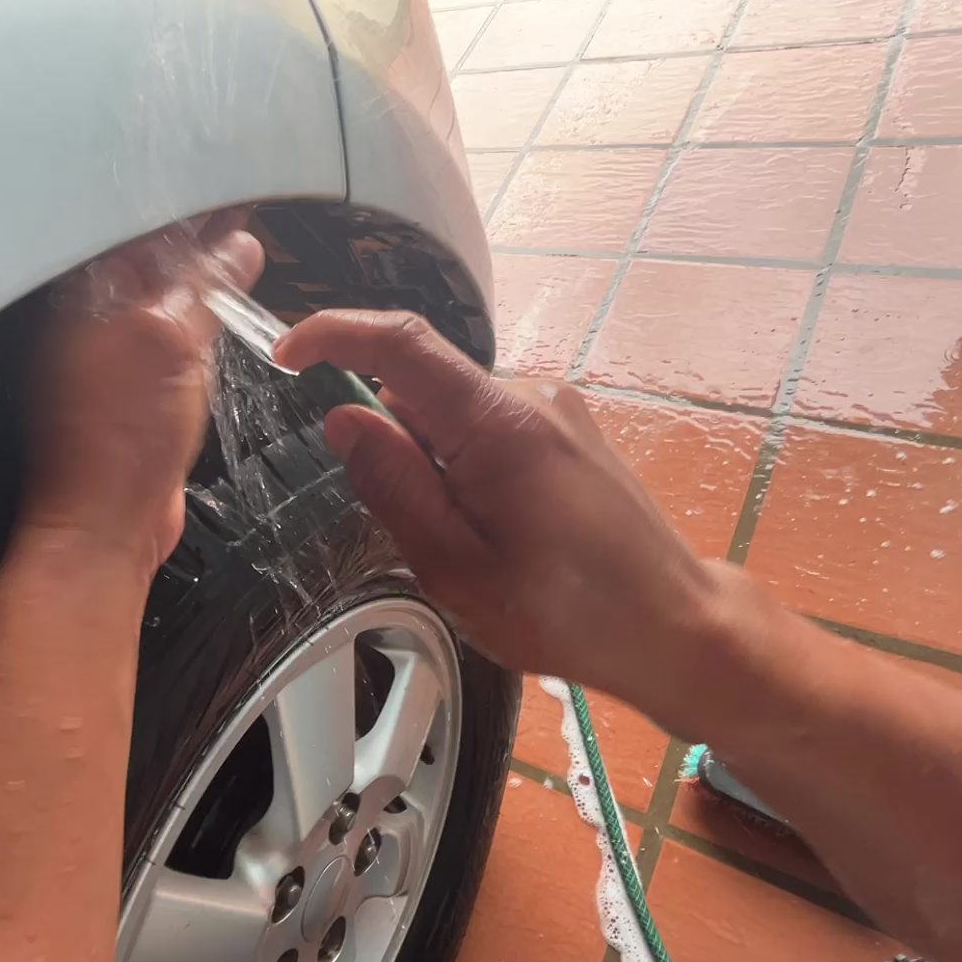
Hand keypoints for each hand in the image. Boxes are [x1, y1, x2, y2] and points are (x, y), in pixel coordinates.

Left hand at [25, 214, 264, 573]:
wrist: (110, 523)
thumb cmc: (120, 441)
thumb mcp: (165, 346)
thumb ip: (201, 292)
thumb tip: (236, 250)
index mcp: (90, 297)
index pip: (140, 228)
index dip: (185, 203)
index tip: (224, 181)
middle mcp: (100, 321)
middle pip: (155, 260)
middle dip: (200, 232)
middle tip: (242, 202)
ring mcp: (120, 357)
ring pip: (169, 299)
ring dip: (206, 273)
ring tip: (241, 241)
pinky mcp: (141, 390)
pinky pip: (177, 339)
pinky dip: (203, 318)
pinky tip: (225, 305)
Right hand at [274, 310, 726, 717]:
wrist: (674, 626)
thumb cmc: (566, 612)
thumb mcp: (456, 566)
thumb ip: (394, 485)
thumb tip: (345, 418)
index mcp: (499, 424)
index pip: (402, 344)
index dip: (335, 335)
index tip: (287, 355)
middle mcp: (531, 397)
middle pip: (424, 389)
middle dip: (395, 446)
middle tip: (421, 530)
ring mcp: (557, 411)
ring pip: (453, 416)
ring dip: (434, 466)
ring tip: (474, 543)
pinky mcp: (568, 432)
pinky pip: (488, 430)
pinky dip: (466, 468)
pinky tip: (501, 529)